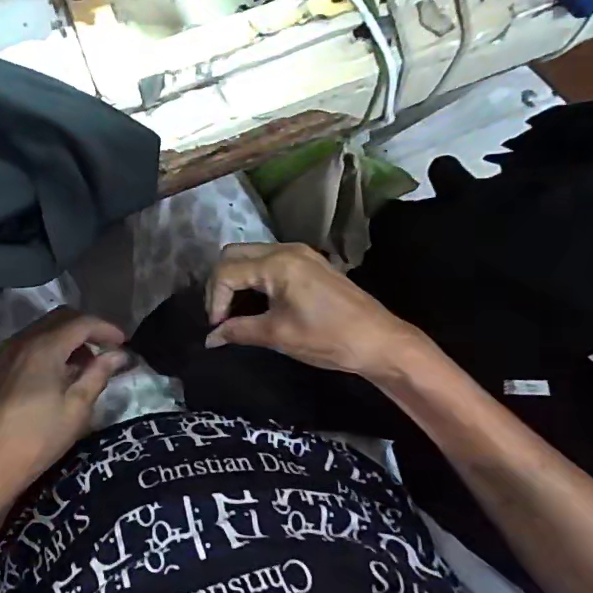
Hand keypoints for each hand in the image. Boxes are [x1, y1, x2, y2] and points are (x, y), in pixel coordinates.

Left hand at [0, 307, 127, 507]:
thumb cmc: (40, 437)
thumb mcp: (77, 407)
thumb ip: (99, 373)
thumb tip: (119, 354)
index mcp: (43, 347)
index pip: (81, 322)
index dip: (106, 329)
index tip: (124, 344)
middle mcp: (22, 340)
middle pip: (61, 318)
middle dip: (88, 329)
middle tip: (108, 350)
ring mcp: (7, 351)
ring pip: (44, 328)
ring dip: (69, 337)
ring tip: (87, 364)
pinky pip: (30, 342)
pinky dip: (50, 346)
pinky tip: (61, 371)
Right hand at [204, 242, 427, 380]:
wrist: (382, 342)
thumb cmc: (329, 338)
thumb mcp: (278, 335)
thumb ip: (238, 331)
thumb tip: (210, 338)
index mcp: (278, 264)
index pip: (226, 272)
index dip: (215, 300)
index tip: (218, 326)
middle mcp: (286, 250)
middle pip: (232, 255)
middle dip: (220, 284)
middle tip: (221, 315)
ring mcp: (300, 254)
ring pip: (249, 255)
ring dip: (235, 280)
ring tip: (235, 311)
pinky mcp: (309, 263)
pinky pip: (267, 261)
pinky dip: (253, 278)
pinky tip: (256, 303)